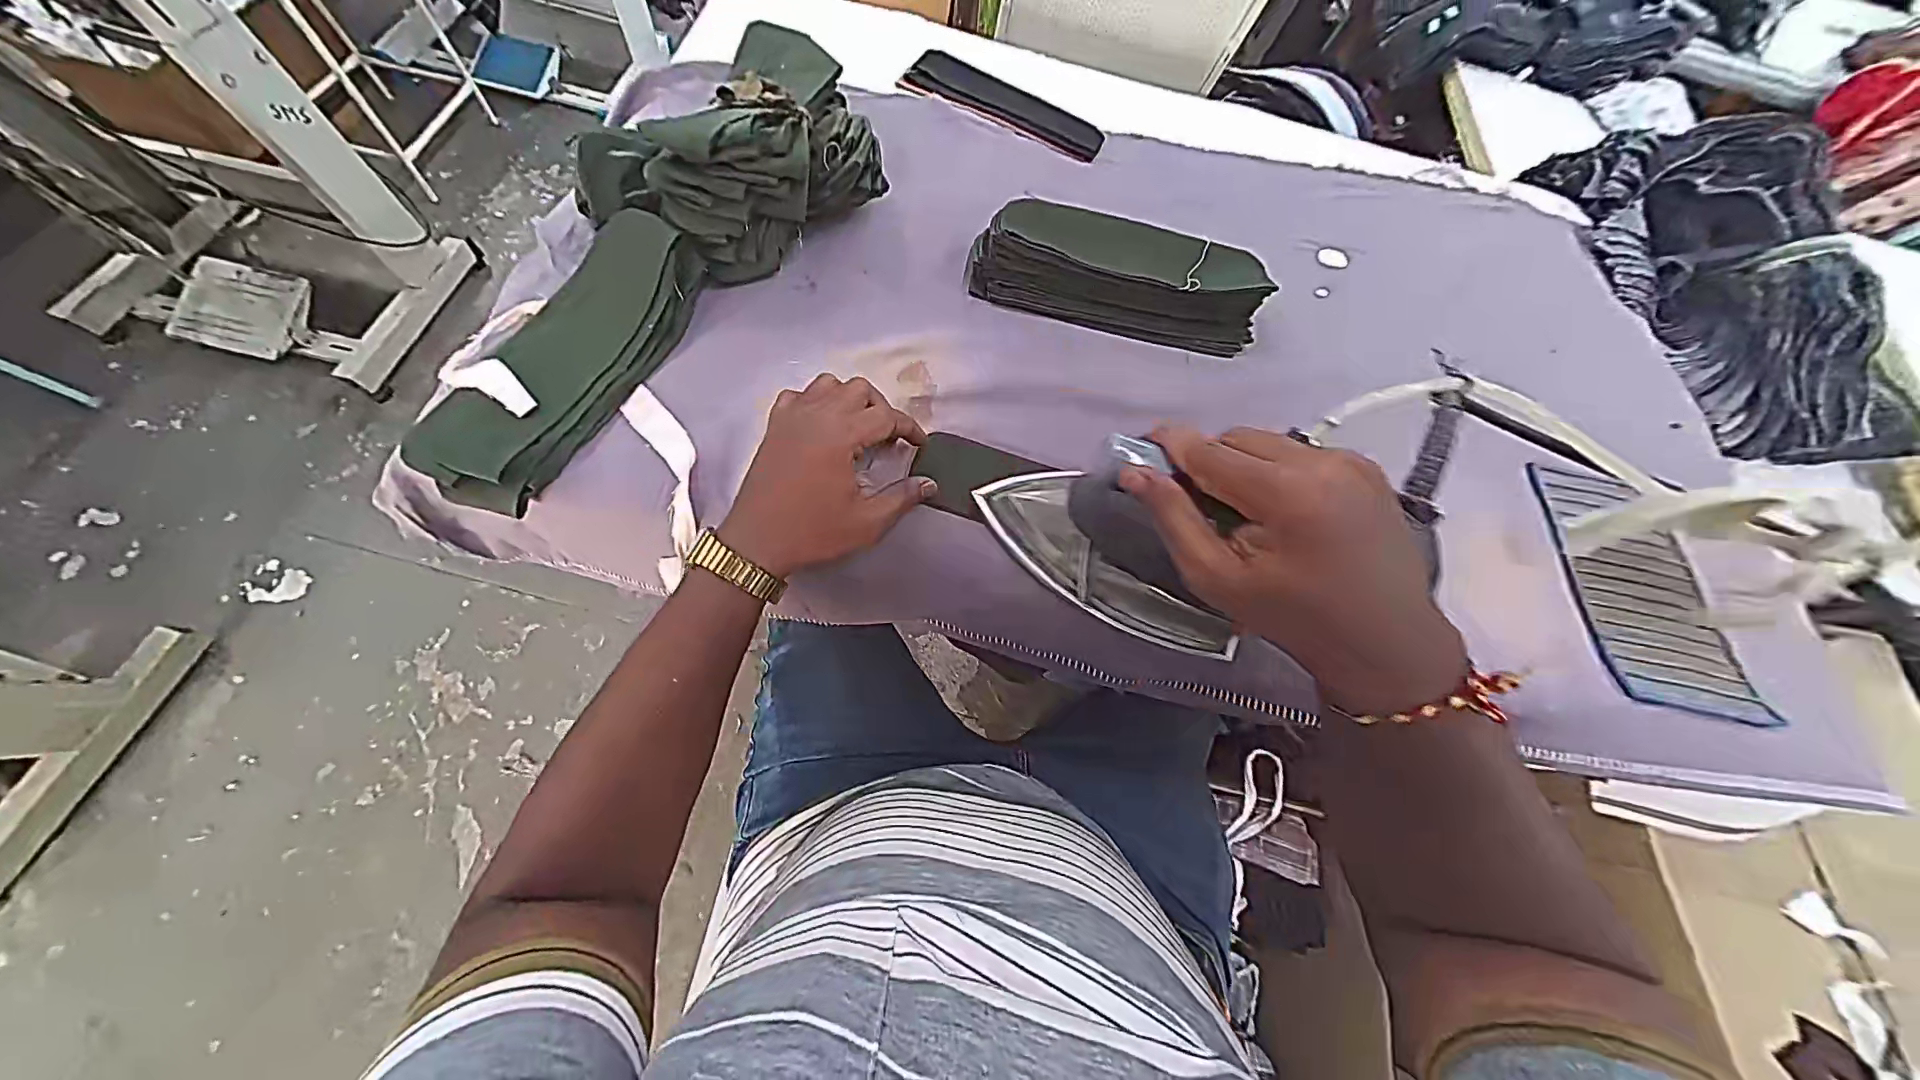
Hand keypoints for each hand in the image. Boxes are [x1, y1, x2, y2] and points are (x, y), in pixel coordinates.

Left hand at [717, 373, 934, 578]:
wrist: (757, 541)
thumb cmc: (812, 532)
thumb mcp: (867, 522)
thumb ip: (902, 498)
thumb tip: (928, 484)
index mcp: (841, 435)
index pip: (886, 416)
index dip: (909, 429)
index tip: (919, 445)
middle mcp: (816, 416)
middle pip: (859, 390)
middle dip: (881, 409)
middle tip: (889, 439)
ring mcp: (791, 417)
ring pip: (829, 385)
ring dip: (850, 400)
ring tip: (857, 428)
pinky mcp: (774, 427)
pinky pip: (799, 396)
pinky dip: (816, 402)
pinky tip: (822, 426)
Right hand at [1120, 425, 1467, 715]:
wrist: (1383, 640)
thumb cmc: (1292, 618)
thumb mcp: (1216, 578)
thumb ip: (1173, 519)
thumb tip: (1137, 474)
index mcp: (1287, 492)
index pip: (1209, 451)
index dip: (1170, 448)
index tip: (1143, 450)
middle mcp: (1324, 462)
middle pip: (1238, 438)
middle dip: (1208, 462)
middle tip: (1197, 503)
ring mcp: (1351, 462)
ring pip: (1268, 442)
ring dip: (1241, 465)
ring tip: (1241, 512)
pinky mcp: (1367, 469)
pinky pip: (1299, 453)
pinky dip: (1275, 471)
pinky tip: (1279, 512)